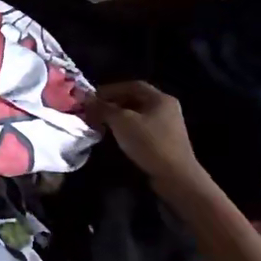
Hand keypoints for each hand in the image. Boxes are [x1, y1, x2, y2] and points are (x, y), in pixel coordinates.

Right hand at [85, 81, 207, 190]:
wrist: (174, 175)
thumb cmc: (148, 142)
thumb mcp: (121, 121)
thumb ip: (102, 107)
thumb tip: (85, 98)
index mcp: (160, 98)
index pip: (132, 85)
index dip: (110, 89)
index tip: (92, 97)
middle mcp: (166, 107)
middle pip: (135, 98)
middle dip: (113, 102)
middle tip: (94, 109)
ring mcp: (167, 124)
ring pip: (137, 113)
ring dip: (118, 115)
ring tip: (101, 122)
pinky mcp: (164, 139)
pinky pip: (141, 126)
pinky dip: (126, 126)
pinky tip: (115, 134)